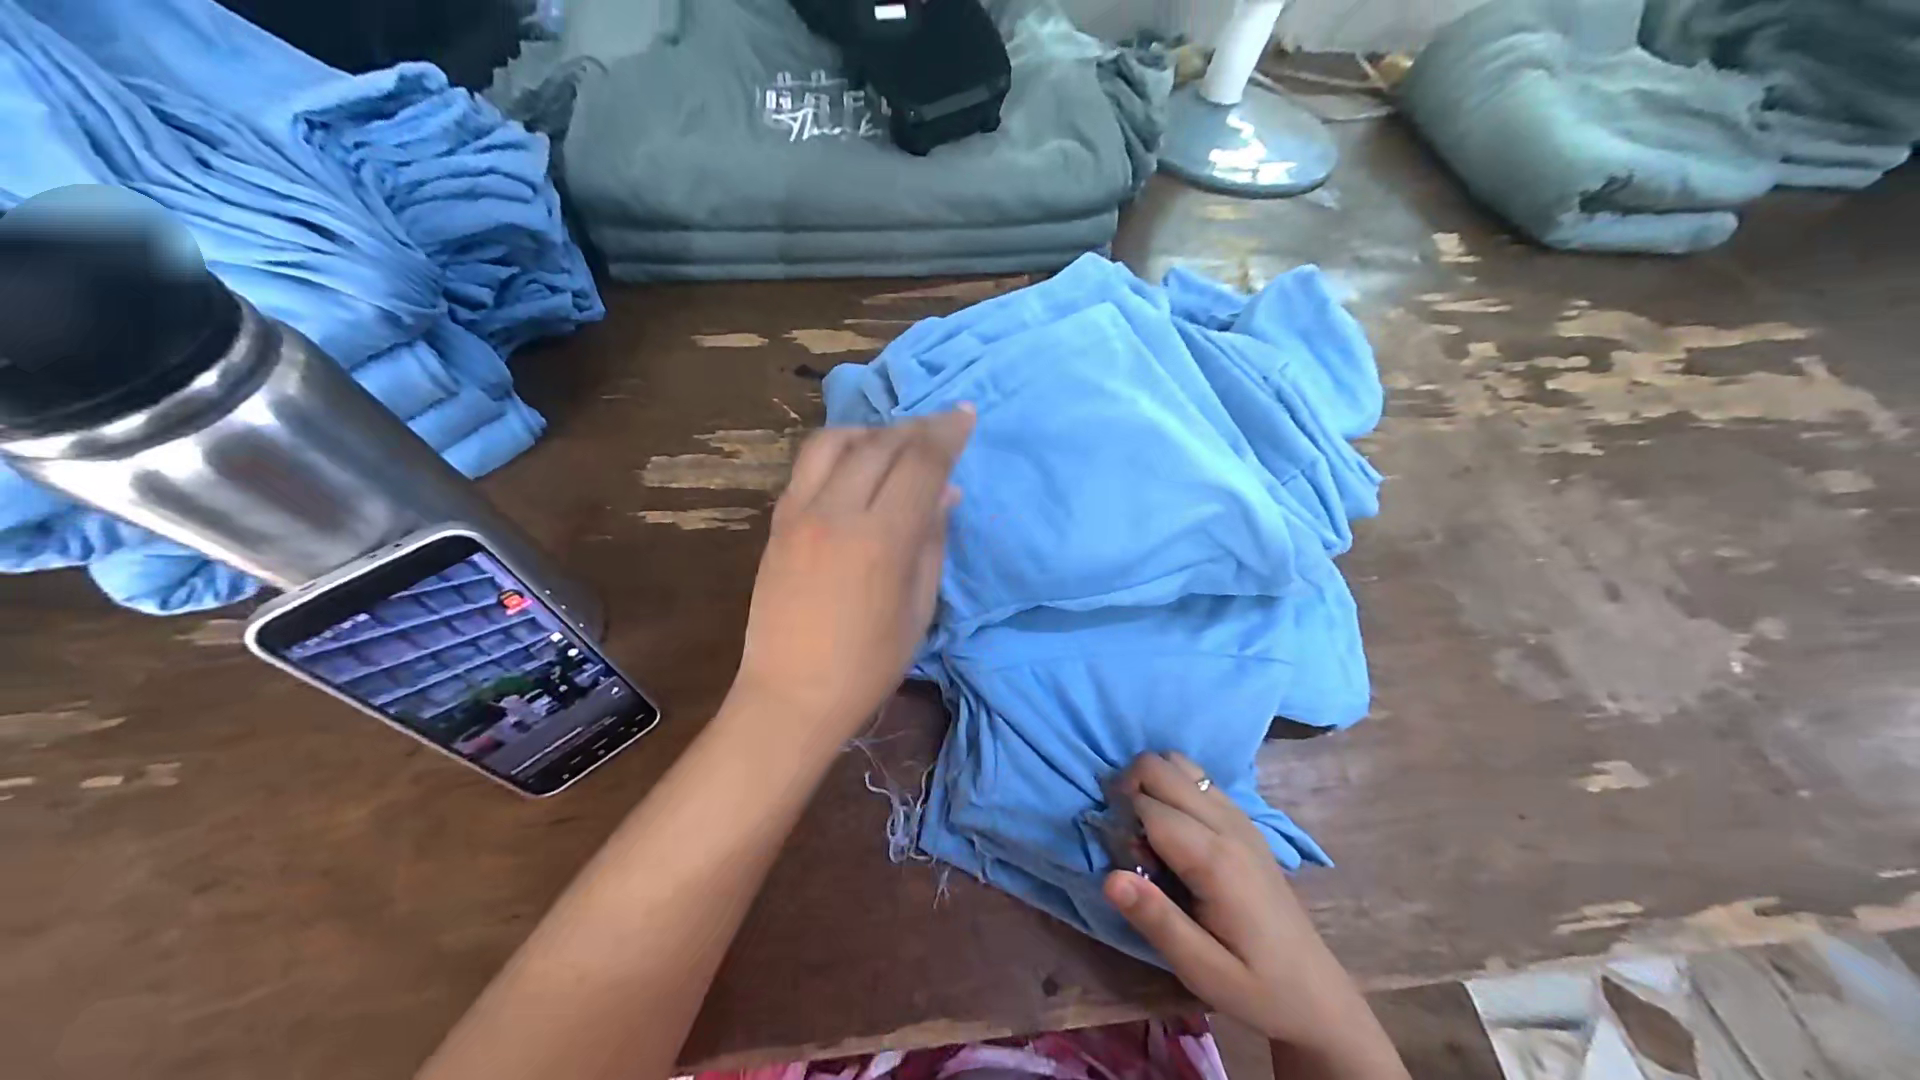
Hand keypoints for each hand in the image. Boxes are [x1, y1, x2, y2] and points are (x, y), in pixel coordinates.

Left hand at [729, 408, 974, 747]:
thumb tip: (944, 491)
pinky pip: (807, 466)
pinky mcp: (777, 523)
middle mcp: (836, 512)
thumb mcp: (918, 607)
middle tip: (940, 428)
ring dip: (871, 432)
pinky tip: (855, 466)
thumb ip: (932, 540)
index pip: (920, 463)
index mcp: (881, 538)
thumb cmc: (868, 664)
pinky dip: (839, 452)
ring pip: (835, 442)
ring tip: (893, 444)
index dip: (948, 433)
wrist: (791, 694)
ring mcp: (798, 513)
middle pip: (881, 444)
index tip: (966, 415)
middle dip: (917, 428)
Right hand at [1103, 754, 1402, 1075]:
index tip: (1124, 859)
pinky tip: (1174, 830)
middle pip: (1160, 767)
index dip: (1121, 823)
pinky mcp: (1244, 821)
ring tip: (1147, 832)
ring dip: (1150, 784)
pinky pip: (1197, 778)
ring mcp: (1239, 817)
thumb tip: (1109, 877)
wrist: (1317, 996)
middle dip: (1128, 789)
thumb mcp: (1200, 969)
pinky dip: (1172, 787)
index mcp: (1215, 858)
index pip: (1147, 805)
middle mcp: (1227, 824)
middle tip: (1127, 840)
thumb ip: (1154, 919)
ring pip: (1178, 763)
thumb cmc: (1255, 989)